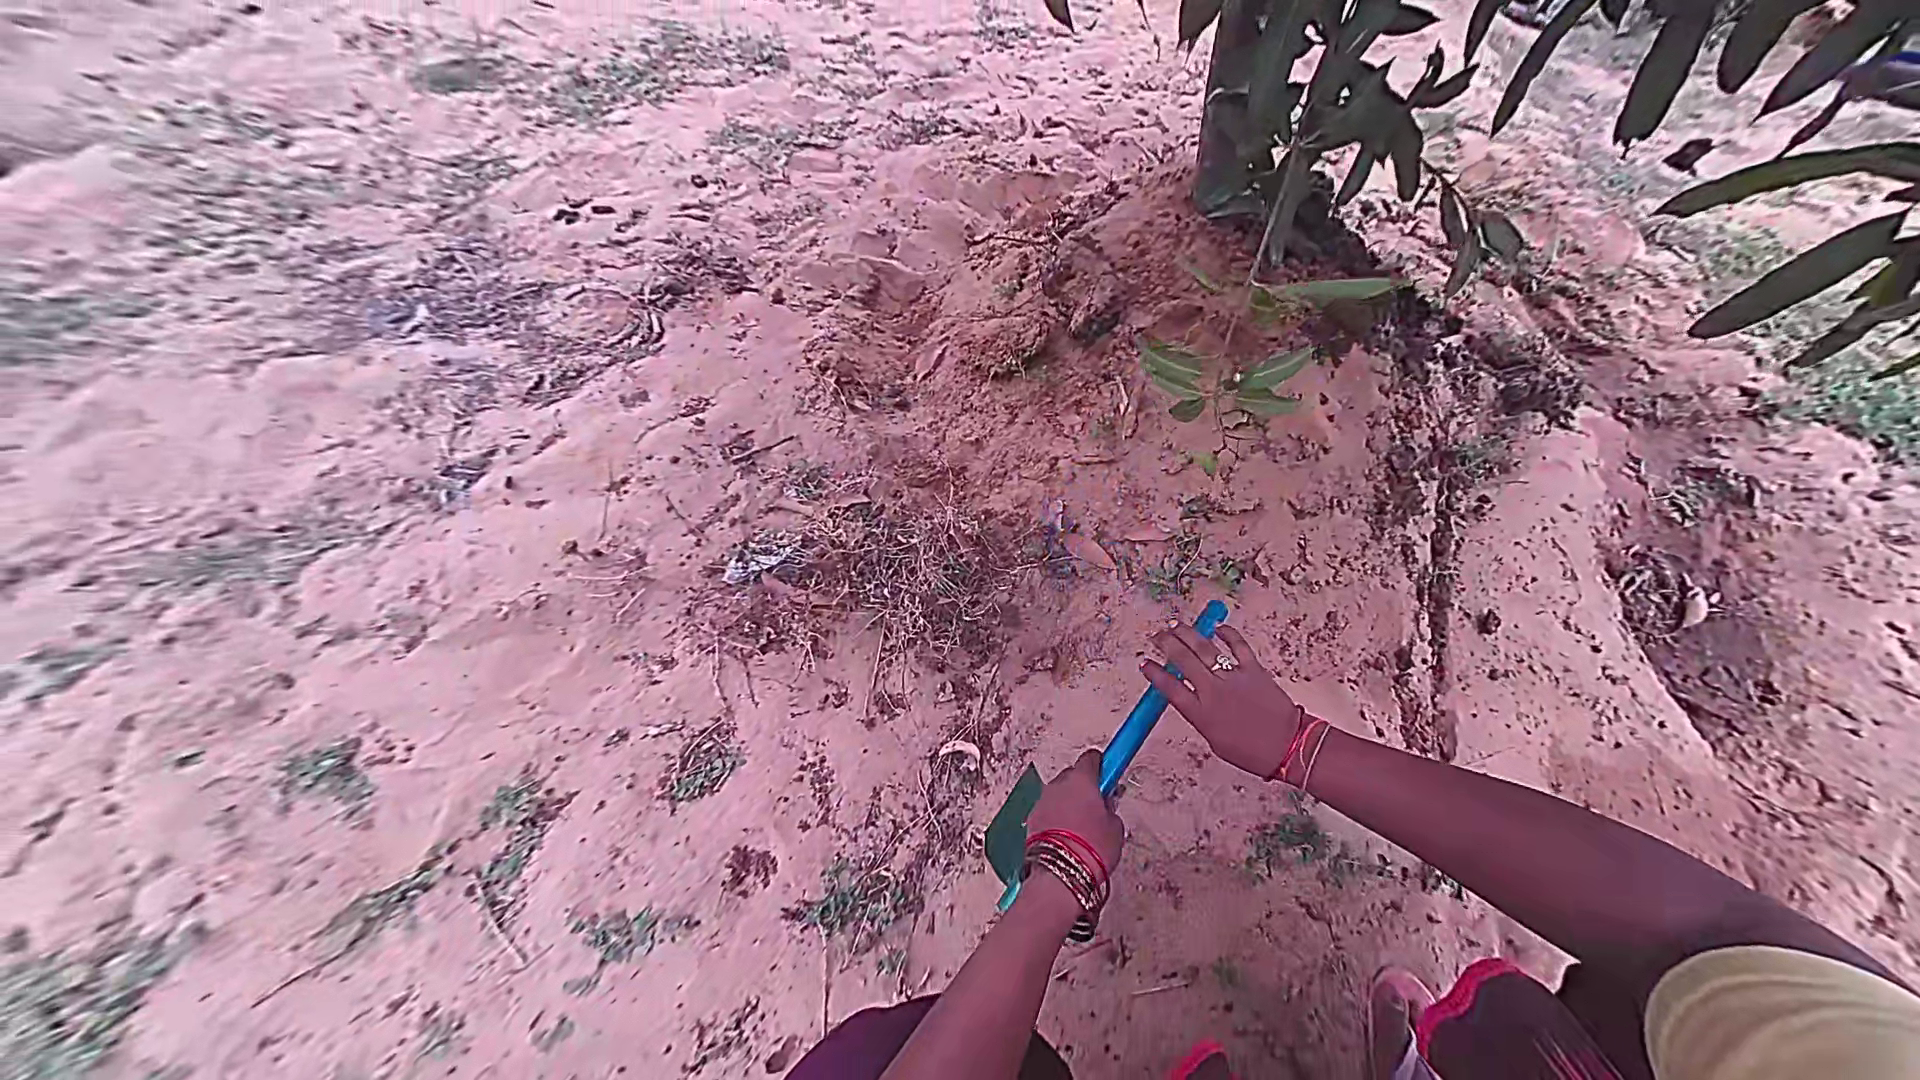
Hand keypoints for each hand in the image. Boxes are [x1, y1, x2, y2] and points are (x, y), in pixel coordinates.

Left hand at [1024, 749, 1125, 880]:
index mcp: (1082, 779)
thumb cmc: (1090, 849)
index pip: (1092, 759)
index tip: (1110, 769)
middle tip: (1099, 806)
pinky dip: (1057, 818)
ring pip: (1060, 794)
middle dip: (1086, 787)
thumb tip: (1105, 807)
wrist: (1060, 874)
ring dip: (1070, 803)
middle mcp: (1059, 784)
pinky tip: (1068, 836)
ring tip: (1084, 828)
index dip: (1103, 764)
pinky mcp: (1032, 818)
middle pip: (1074, 775)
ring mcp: (1043, 800)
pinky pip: (1049, 811)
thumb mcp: (1116, 828)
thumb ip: (1110, 809)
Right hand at [1143, 625, 1301, 778]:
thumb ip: (1199, 716)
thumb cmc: (1252, 752)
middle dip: (1165, 643)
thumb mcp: (1214, 740)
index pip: (1168, 686)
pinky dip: (1226, 634)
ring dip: (1186, 633)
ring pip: (1204, 648)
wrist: (1290, 747)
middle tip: (1157, 636)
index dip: (1154, 672)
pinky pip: (1237, 645)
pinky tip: (1215, 628)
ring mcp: (1233, 677)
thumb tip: (1190, 698)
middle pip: (1182, 659)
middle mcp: (1213, 691)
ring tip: (1174, 625)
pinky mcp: (1253, 670)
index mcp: (1200, 713)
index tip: (1144, 663)